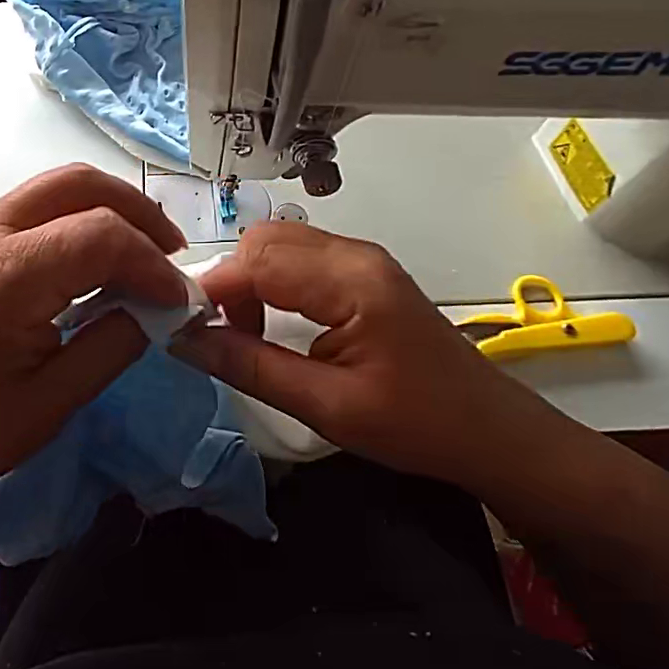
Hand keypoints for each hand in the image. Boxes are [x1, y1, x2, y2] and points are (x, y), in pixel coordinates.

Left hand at [0, 164, 187, 516]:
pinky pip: (32, 211)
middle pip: (77, 184)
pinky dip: (75, 222)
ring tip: (141, 254)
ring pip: (53, 188)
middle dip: (136, 210)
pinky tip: (92, 262)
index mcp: (1, 277)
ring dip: (106, 210)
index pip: (101, 234)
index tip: (177, 300)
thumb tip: (157, 308)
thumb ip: (113, 343)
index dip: (151, 262)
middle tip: (169, 253)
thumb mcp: (48, 405)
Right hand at [174, 222, 555, 486]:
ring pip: (280, 244)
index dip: (213, 287)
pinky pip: (300, 257)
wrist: (488, 428)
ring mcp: (361, 257)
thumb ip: (251, 367)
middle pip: (266, 240)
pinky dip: (273, 280)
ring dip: (249, 279)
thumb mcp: (327, 407)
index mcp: (352, 281)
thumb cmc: (416, 424)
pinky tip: (273, 320)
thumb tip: (185, 340)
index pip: (260, 261)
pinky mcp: (362, 270)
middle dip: (230, 280)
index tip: (181, 323)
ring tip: (244, 331)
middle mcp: (354, 253)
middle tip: (216, 333)